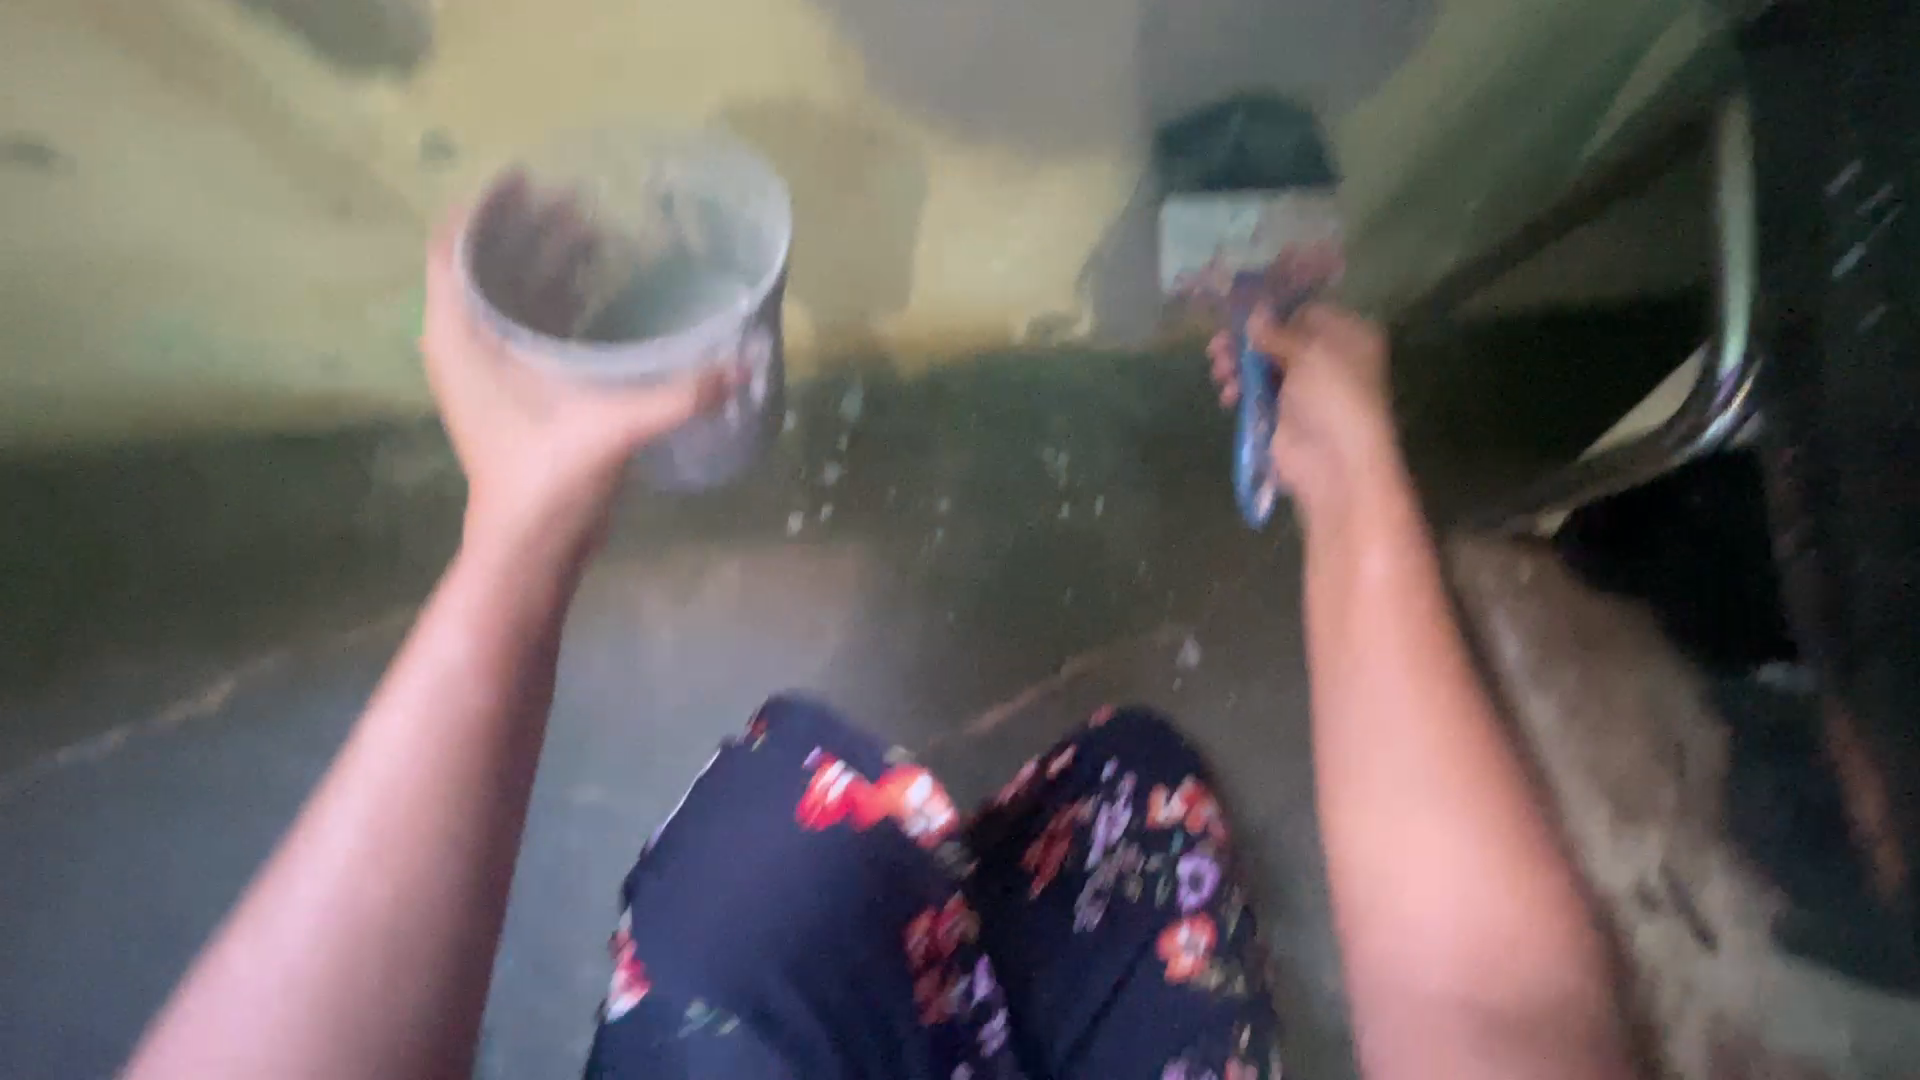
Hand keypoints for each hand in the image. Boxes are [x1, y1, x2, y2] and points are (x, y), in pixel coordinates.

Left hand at [420, 205, 730, 561]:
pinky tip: (599, 300)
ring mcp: (486, 376)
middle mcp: (463, 348)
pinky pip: (526, 331)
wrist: (530, 548)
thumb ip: (679, 394)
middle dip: (526, 232)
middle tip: (579, 205)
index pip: (453, 247)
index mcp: (461, 339)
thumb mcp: (614, 428)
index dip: (487, 207)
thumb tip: (745, 363)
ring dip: (542, 266)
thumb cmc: (549, 481)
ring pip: (505, 300)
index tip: (533, 180)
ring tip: (592, 238)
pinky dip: (555, 307)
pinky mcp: (513, 398)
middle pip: (483, 267)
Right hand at [1208, 302, 1398, 512]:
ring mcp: (1303, 388)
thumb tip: (1255, 314)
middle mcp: (1327, 357)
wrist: (1334, 460)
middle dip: (1246, 342)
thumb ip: (1277, 331)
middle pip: (1278, 339)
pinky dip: (1239, 390)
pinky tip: (1228, 396)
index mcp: (1346, 335)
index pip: (1304, 312)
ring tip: (1219, 372)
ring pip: (1262, 366)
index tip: (1240, 316)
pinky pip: (1255, 393)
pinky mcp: (1281, 413)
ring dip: (1237, 366)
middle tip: (1218, 347)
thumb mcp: (1309, 351)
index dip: (1272, 314)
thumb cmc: (1332, 396)